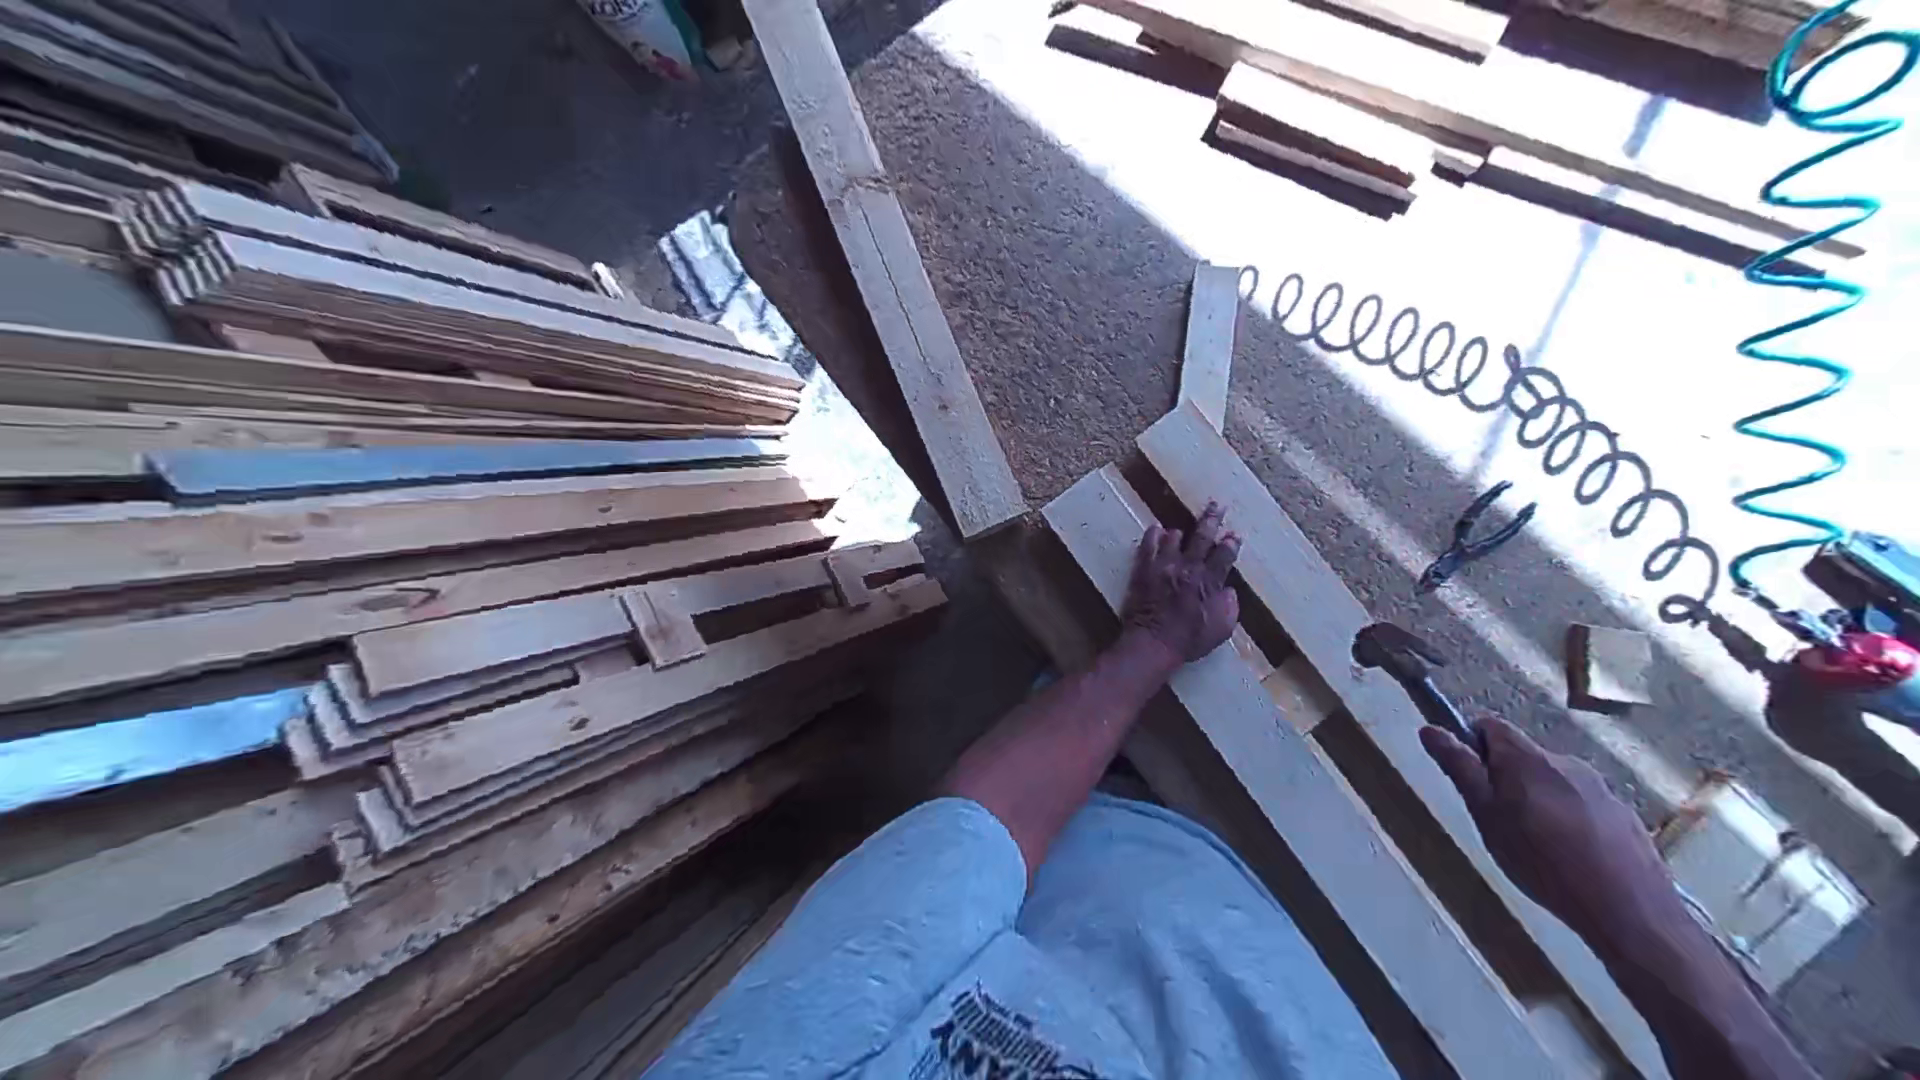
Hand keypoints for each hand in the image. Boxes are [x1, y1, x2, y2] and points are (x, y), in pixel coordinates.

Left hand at [1121, 501, 1240, 663]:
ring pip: (1173, 536)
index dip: (1231, 543)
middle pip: (1202, 536)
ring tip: (1182, 529)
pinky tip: (1156, 529)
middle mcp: (1188, 567)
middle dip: (1211, 519)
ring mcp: (1164, 565)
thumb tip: (1228, 590)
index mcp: (1209, 581)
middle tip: (1215, 505)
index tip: (1233, 534)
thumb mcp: (1222, 629)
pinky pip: (1148, 544)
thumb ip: (1229, 606)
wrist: (1152, 643)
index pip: (1224, 554)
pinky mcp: (1143, 569)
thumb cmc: (1189, 640)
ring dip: (1180, 532)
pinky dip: (1153, 534)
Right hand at [1421, 715, 1684, 948]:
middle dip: (1503, 776)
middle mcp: (1565, 762)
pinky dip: (1569, 818)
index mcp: (1526, 757)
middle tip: (1496, 817)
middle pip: (1521, 754)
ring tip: (1535, 842)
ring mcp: (1602, 790)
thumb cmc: (1540, 859)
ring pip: (1552, 781)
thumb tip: (1430, 729)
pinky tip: (1570, 855)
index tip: (1468, 777)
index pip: (1489, 725)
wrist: (1630, 914)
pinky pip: (1583, 804)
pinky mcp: (1626, 818)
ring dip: (1536, 798)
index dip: (1471, 743)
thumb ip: (1459, 767)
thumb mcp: (1484, 813)